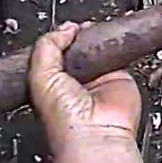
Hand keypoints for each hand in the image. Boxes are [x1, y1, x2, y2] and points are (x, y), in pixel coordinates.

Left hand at [27, 23, 141, 153]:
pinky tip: (112, 39)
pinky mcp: (121, 76)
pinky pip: (121, 53)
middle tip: (78, 31)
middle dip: (78, 36)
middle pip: (78, 47)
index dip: (59, 37)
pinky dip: (118, 44)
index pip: (55, 51)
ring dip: (98, 38)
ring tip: (94, 34)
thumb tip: (65, 28)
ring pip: (100, 47)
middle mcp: (76, 80)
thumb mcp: (40, 75)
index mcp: (52, 82)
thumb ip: (47, 46)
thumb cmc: (65, 120)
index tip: (64, 29)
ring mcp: (99, 77)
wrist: (96, 134)